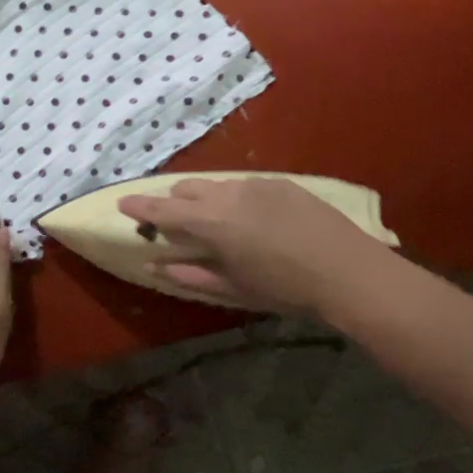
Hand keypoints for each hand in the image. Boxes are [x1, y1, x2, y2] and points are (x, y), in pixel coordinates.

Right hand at [117, 178, 391, 313]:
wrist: (351, 273)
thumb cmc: (286, 289)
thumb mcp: (234, 288)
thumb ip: (190, 274)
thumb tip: (156, 264)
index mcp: (210, 222)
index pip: (162, 210)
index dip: (139, 208)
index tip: (122, 204)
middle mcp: (228, 195)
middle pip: (186, 190)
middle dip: (173, 203)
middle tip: (172, 221)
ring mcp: (256, 185)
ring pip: (216, 186)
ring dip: (205, 199)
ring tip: (215, 221)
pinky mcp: (282, 183)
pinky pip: (245, 185)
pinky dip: (235, 198)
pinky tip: (251, 218)